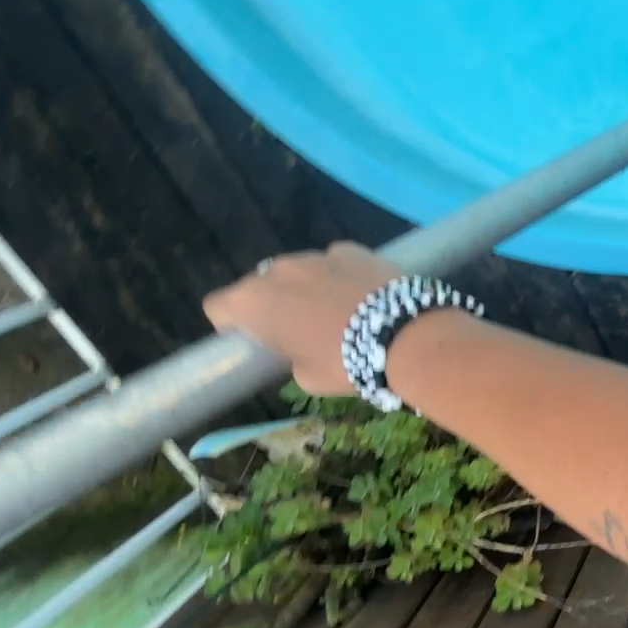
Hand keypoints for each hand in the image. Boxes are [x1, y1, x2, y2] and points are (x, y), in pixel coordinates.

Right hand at [203, 243, 400, 395]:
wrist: (407, 339)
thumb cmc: (348, 363)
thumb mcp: (307, 377)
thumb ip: (292, 357)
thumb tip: (302, 349)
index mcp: (251, 302)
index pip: (220, 307)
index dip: (235, 324)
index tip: (259, 338)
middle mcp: (277, 271)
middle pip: (264, 284)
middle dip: (278, 302)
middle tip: (307, 325)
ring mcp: (317, 255)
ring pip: (304, 270)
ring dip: (314, 284)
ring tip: (344, 307)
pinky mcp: (355, 250)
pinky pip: (341, 260)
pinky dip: (348, 273)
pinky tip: (368, 291)